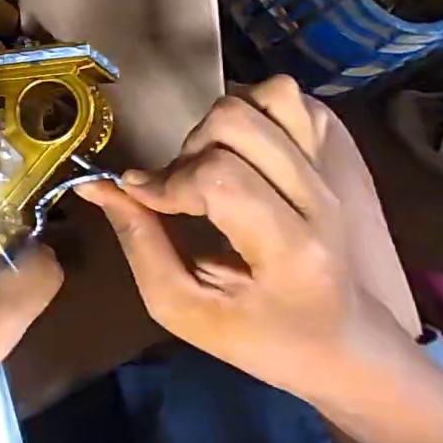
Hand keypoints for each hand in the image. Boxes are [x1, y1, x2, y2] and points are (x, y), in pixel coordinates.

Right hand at [77, 76, 416, 407]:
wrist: (347, 344)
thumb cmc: (261, 336)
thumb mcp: (182, 307)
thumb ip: (137, 240)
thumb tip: (94, 184)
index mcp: (291, 251)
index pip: (219, 177)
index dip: (166, 181)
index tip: (142, 200)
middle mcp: (319, 200)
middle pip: (236, 123)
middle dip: (188, 151)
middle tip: (181, 189)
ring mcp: (330, 172)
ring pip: (264, 98)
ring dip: (216, 127)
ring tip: (208, 166)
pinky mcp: (333, 154)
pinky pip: (288, 97)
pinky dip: (252, 108)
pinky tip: (237, 149)